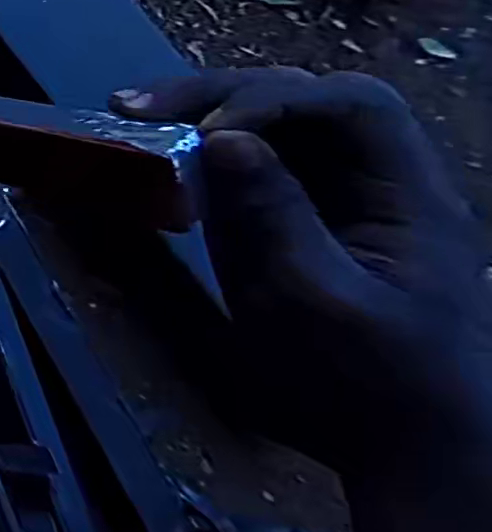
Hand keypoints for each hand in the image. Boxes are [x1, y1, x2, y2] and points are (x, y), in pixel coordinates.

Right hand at [111, 68, 491, 476]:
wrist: (397, 441)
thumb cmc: (369, 377)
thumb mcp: (315, 297)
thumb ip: (274, 214)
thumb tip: (223, 139)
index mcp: (406, 197)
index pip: (351, 106)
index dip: (272, 100)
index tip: (199, 132)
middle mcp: (366, 180)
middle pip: (302, 96)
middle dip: (214, 90)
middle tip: (129, 106)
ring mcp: (319, 193)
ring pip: (265, 115)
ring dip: (193, 105)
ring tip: (125, 112)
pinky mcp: (276, 210)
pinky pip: (235, 153)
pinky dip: (185, 137)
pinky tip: (146, 142)